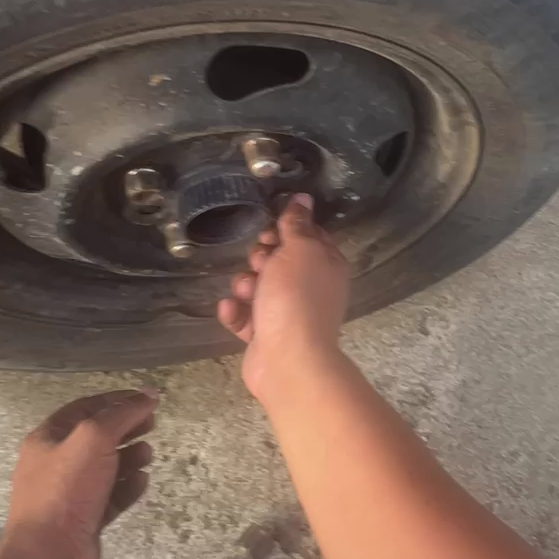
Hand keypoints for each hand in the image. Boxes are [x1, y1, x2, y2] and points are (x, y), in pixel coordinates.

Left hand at [2, 391, 157, 558]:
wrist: (49, 557)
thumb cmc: (66, 489)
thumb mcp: (94, 438)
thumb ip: (122, 413)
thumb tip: (149, 395)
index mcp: (49, 439)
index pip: (86, 407)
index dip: (117, 400)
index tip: (147, 399)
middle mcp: (57, 463)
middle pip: (99, 436)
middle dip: (127, 428)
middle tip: (152, 424)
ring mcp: (71, 493)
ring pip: (108, 466)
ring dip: (131, 457)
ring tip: (147, 456)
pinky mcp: (85, 518)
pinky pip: (112, 494)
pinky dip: (128, 486)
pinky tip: (140, 483)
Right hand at [216, 194, 351, 395]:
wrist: (288, 359)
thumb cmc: (296, 297)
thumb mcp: (300, 249)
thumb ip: (298, 223)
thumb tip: (303, 198)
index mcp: (326, 265)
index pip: (308, 235)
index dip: (287, 230)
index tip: (273, 231)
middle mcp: (311, 287)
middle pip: (278, 259)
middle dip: (261, 258)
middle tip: (261, 264)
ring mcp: (288, 313)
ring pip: (257, 287)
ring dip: (245, 286)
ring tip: (246, 293)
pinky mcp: (266, 335)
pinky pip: (245, 316)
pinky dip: (236, 313)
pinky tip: (232, 310)